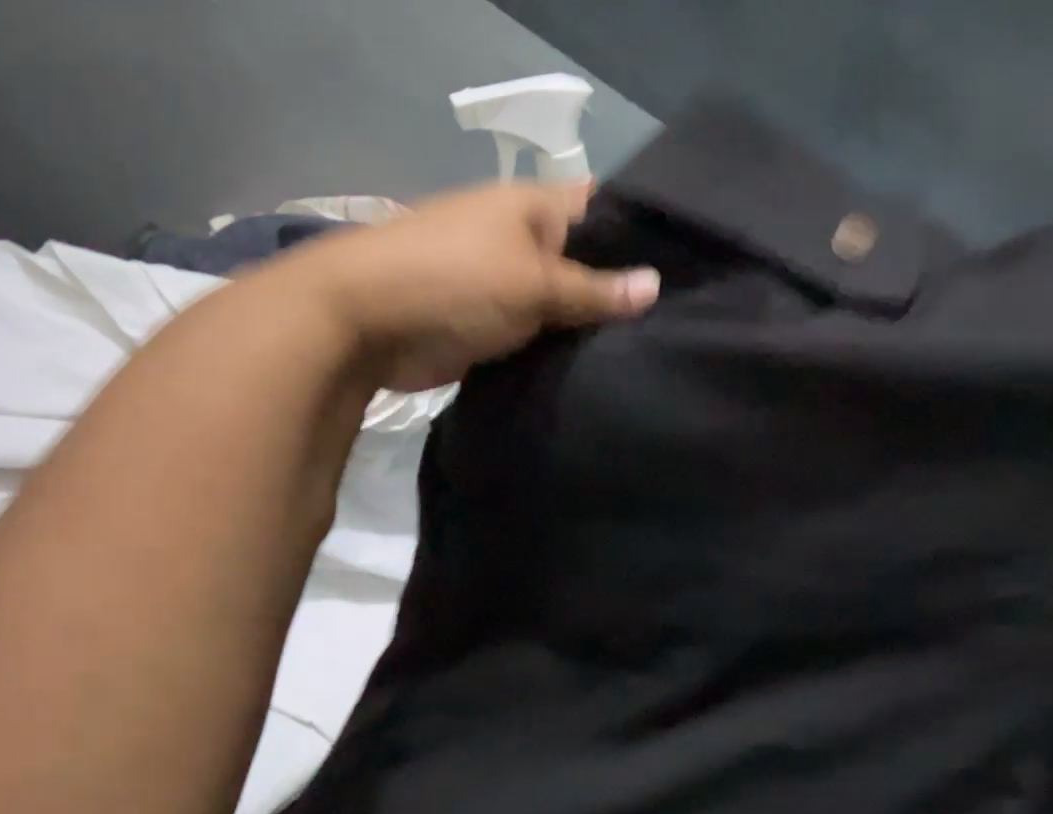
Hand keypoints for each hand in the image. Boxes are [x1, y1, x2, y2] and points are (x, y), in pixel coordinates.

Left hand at [273, 182, 659, 390]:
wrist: (361, 324)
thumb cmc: (451, 282)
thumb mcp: (534, 283)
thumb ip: (596, 289)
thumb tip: (656, 285)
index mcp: (533, 207)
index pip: (604, 209)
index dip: (644, 231)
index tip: (691, 263)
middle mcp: (524, 239)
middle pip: (589, 261)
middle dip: (626, 287)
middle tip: (684, 318)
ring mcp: (507, 283)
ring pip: (567, 303)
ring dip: (597, 325)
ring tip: (658, 347)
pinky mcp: (494, 324)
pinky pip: (543, 333)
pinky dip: (567, 348)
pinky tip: (608, 367)